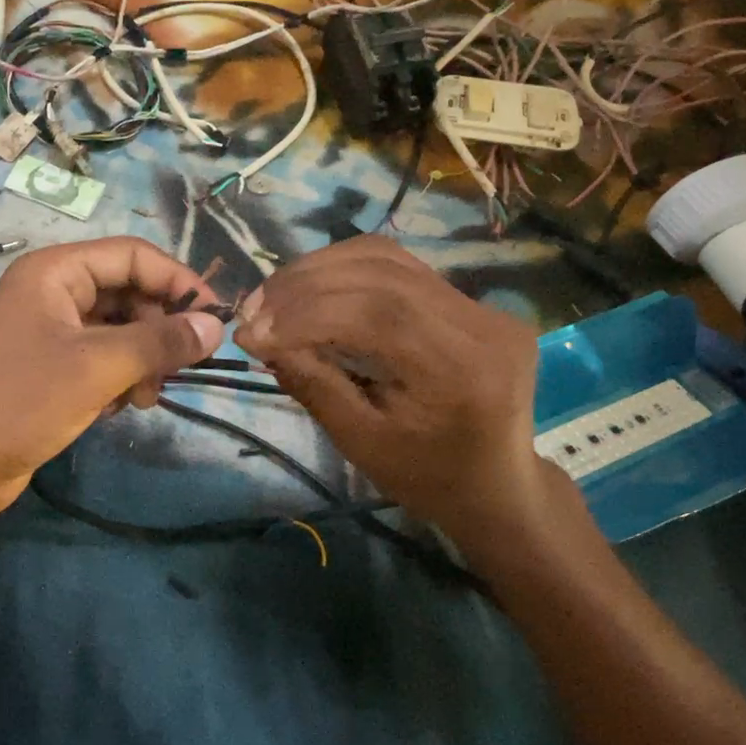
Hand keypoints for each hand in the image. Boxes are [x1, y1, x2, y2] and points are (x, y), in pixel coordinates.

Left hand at [0, 237, 224, 523]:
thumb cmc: (20, 402)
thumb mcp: (97, 367)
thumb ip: (159, 342)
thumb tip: (216, 326)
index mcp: (54, 271)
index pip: (132, 255)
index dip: (178, 282)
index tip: (216, 321)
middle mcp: (50, 292)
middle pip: (126, 292)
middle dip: (158, 330)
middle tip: (179, 371)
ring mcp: (46, 332)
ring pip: (116, 330)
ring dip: (141, 360)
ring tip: (146, 399)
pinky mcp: (46, 369)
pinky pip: (99, 359)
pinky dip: (118, 378)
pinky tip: (120, 408)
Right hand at [234, 235, 570, 560]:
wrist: (495, 487)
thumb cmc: (425, 478)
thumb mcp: (361, 443)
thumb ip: (314, 384)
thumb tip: (261, 338)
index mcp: (461, 370)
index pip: (376, 313)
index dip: (305, 314)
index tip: (250, 334)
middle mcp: (482, 323)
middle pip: (379, 273)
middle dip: (303, 287)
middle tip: (251, 312)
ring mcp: (482, 305)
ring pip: (385, 258)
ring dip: (317, 271)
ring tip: (271, 298)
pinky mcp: (471, 299)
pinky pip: (398, 267)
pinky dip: (342, 271)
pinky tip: (308, 290)